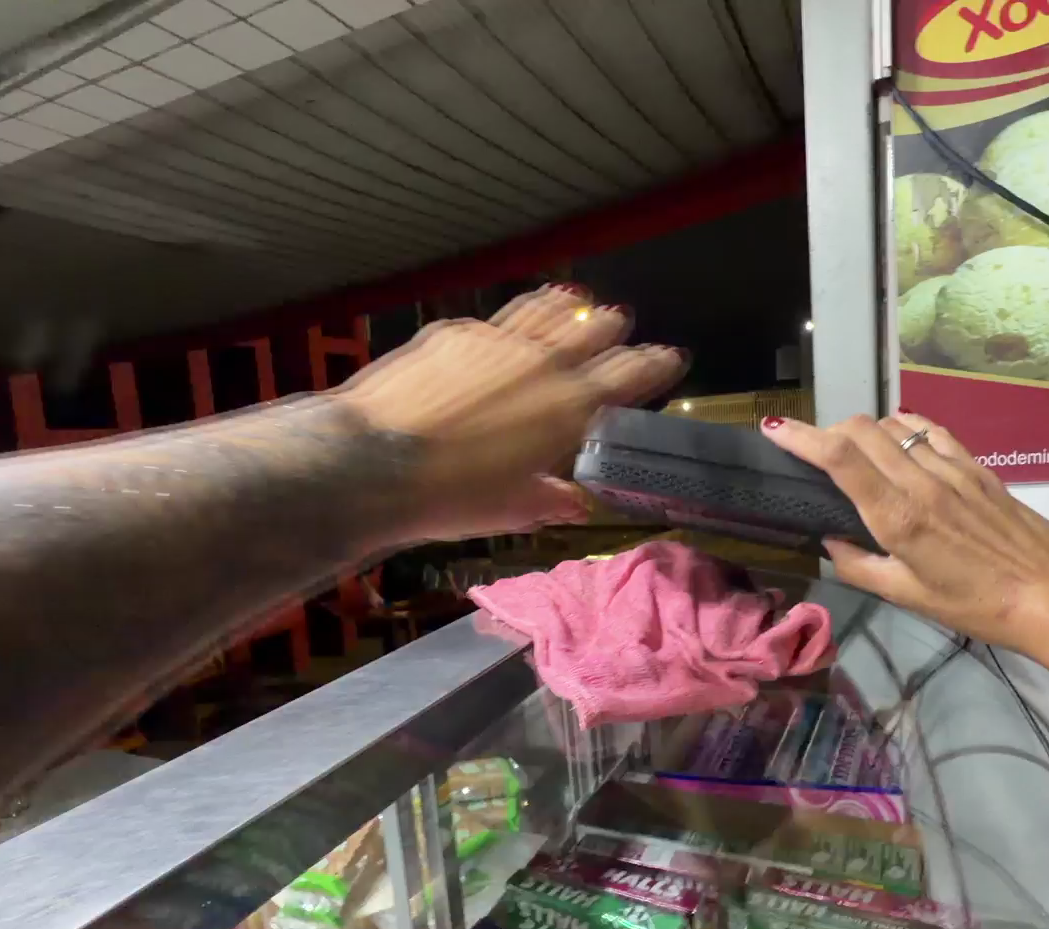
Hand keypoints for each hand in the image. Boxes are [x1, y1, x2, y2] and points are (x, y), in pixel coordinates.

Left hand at [339, 284, 686, 541]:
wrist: (377, 460)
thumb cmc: (455, 496)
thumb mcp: (513, 509)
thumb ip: (550, 499)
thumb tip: (574, 500)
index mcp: (570, 407)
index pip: (629, 375)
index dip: (656, 364)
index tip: (671, 356)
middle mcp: (544, 362)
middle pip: (592, 330)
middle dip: (613, 327)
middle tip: (622, 322)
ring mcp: (498, 340)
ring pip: (546, 311)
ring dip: (568, 306)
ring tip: (578, 299)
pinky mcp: (456, 332)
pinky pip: (498, 319)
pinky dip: (515, 319)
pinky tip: (509, 325)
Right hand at [759, 411, 1048, 657]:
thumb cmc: (975, 607)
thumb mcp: (905, 595)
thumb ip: (857, 564)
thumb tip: (829, 539)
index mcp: (898, 517)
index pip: (840, 458)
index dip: (801, 438)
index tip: (773, 430)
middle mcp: (921, 482)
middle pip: (861, 430)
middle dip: (826, 432)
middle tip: (810, 451)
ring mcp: (953, 469)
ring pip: (893, 426)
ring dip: (863, 431)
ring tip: (853, 452)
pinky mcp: (977, 466)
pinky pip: (929, 431)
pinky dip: (902, 429)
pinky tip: (897, 443)